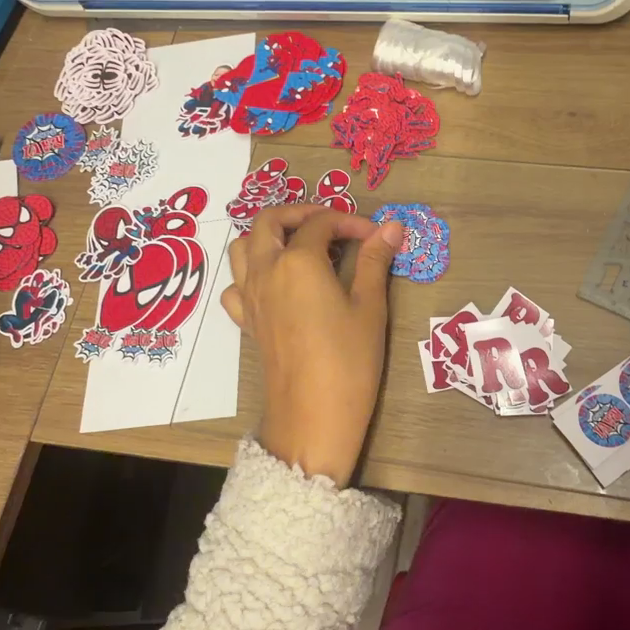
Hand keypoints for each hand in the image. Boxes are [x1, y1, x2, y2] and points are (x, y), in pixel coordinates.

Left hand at [221, 205, 404, 483]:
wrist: (313, 416)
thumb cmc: (349, 360)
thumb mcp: (370, 307)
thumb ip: (375, 261)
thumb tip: (392, 226)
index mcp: (298, 262)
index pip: (322, 223)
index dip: (351, 223)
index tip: (376, 236)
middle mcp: (266, 270)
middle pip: (270, 221)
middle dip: (301, 213)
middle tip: (332, 225)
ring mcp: (250, 296)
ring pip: (244, 246)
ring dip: (270, 235)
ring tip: (301, 245)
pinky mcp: (247, 321)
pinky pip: (237, 285)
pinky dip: (251, 273)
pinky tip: (276, 284)